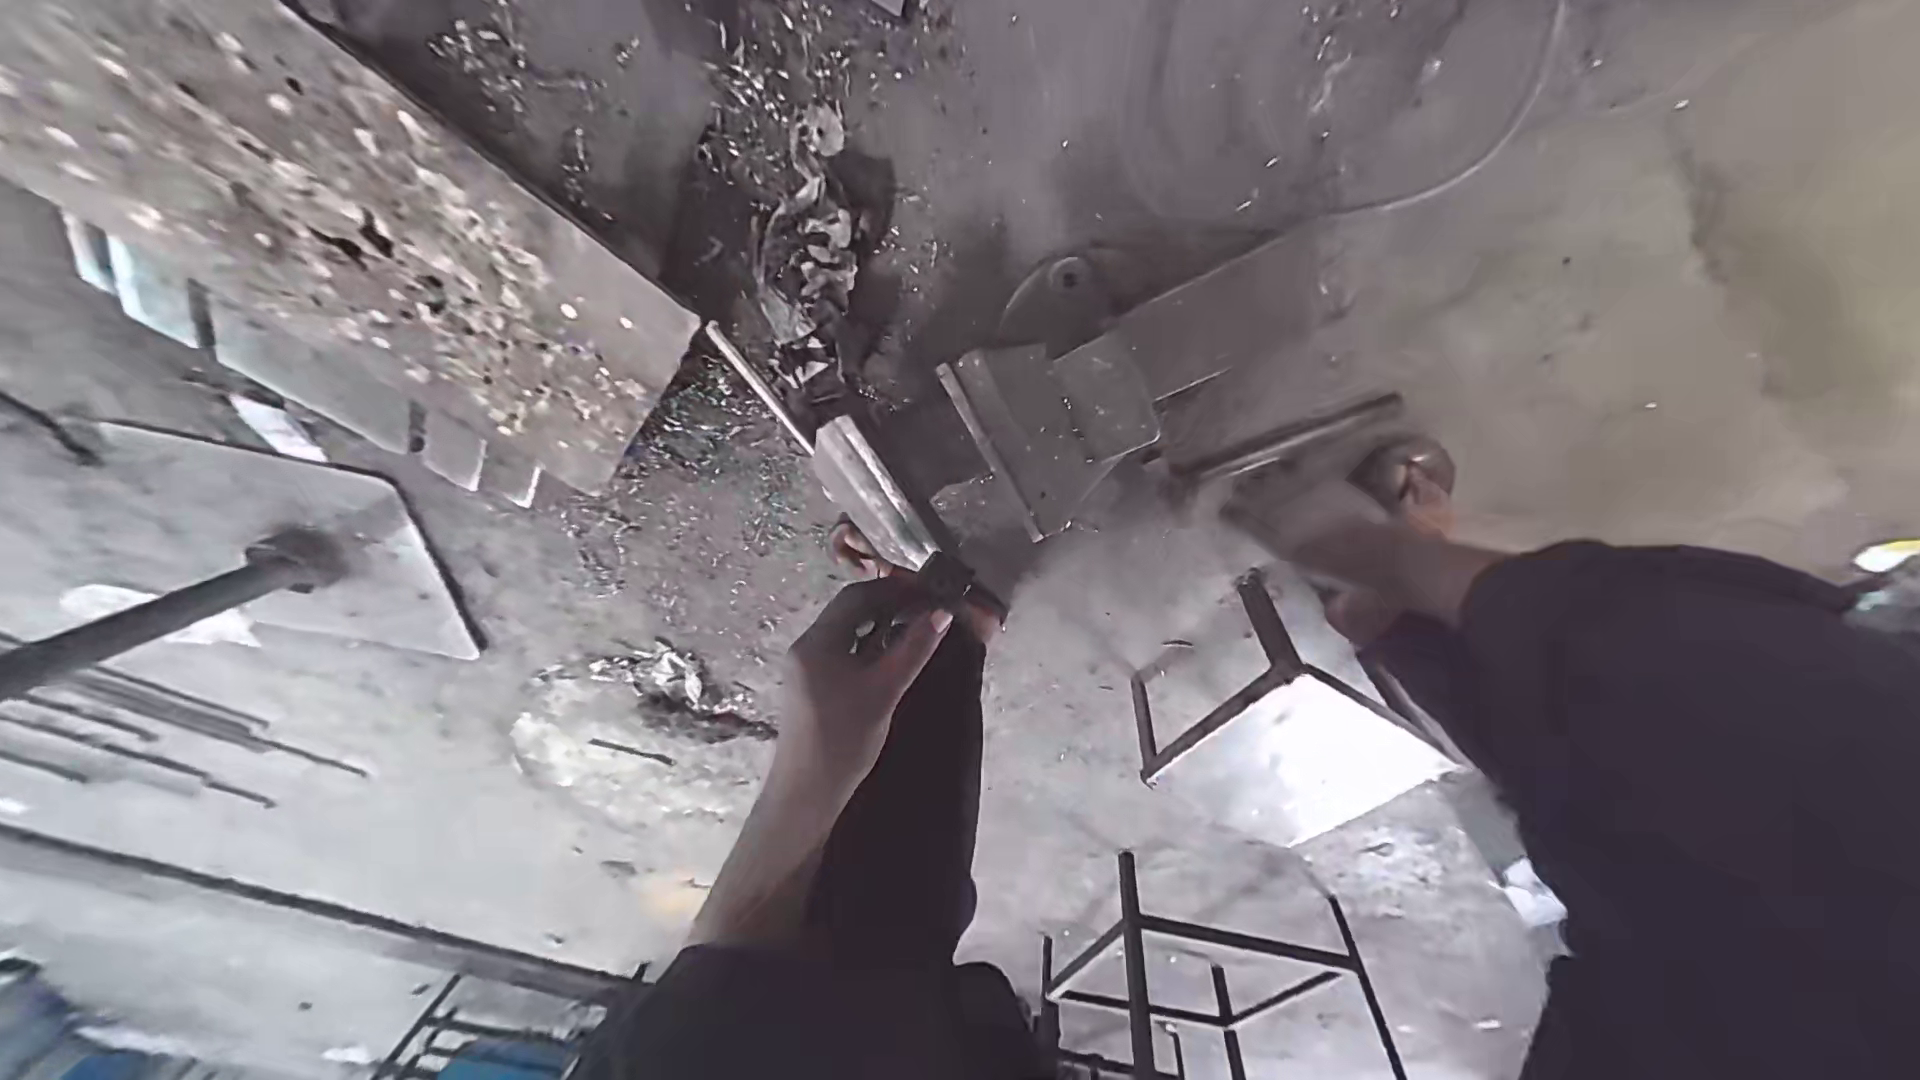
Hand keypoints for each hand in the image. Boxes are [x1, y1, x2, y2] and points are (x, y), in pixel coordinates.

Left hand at [778, 577, 952, 787]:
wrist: (807, 793)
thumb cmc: (844, 738)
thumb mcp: (885, 690)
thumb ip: (914, 648)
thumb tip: (942, 613)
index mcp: (817, 641)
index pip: (857, 596)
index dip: (894, 588)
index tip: (927, 589)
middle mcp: (807, 646)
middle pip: (850, 609)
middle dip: (888, 601)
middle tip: (926, 604)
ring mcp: (808, 665)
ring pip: (848, 629)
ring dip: (880, 621)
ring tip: (916, 623)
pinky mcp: (814, 683)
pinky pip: (844, 649)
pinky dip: (870, 642)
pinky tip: (893, 651)